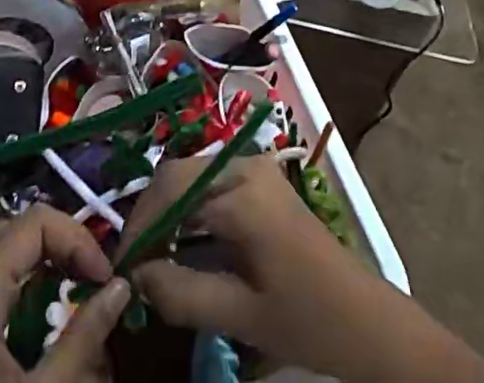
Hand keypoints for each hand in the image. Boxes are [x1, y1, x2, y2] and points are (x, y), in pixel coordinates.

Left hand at [0, 205, 132, 382]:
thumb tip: (120, 287)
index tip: (104, 278)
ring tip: (70, 286)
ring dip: (40, 256)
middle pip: (16, 228)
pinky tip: (34, 310)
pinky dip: (15, 276)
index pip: (36, 223)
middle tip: (93, 278)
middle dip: (62, 243)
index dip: (78, 239)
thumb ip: (84, 336)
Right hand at [116, 157, 385, 375]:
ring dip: (166, 212)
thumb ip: (178, 292)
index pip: (168, 190)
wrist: (365, 318)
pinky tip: (180, 246)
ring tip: (150, 260)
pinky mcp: (262, 182)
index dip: (136, 226)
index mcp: (244, 191)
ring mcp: (257, 169)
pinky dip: (187, 210)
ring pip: (191, 177)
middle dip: (149, 216)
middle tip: (133, 265)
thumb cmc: (306, 317)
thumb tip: (132, 276)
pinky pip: (210, 185)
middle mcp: (248, 165)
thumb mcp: (238, 314)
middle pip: (176, 175)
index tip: (118, 268)